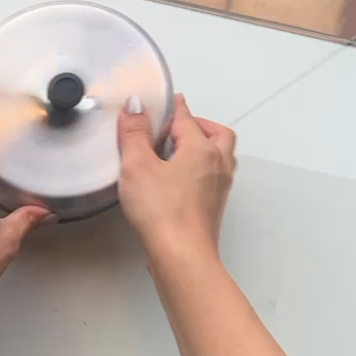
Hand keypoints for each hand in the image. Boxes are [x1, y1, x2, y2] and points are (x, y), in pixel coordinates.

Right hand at [117, 93, 236, 271]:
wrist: (180, 253)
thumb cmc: (161, 211)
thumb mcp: (137, 166)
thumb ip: (134, 133)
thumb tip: (135, 104)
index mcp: (201, 148)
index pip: (186, 118)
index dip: (172, 108)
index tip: (163, 102)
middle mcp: (217, 164)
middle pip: (216, 134)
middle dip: (198, 125)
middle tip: (176, 127)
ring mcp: (218, 187)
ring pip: (220, 156)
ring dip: (204, 146)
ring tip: (180, 151)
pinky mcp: (212, 207)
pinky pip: (213, 177)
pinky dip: (202, 169)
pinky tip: (182, 179)